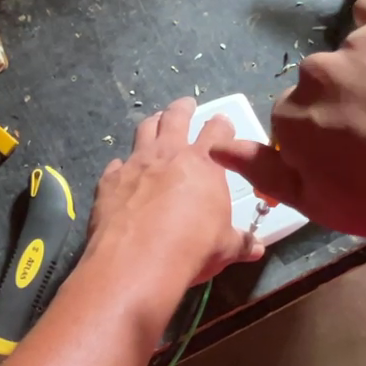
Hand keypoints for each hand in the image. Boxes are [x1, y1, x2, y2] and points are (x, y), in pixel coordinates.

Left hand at [84, 97, 263, 310]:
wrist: (137, 261)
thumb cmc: (192, 249)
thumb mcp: (224, 248)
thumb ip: (240, 243)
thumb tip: (257, 248)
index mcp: (203, 164)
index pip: (217, 132)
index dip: (222, 125)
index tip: (223, 122)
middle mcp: (168, 155)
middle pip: (176, 118)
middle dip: (183, 108)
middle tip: (187, 104)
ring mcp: (135, 165)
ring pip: (144, 131)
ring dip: (152, 124)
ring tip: (155, 122)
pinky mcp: (109, 182)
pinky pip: (116, 165)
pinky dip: (122, 165)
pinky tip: (122, 170)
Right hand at [208, 0, 365, 255]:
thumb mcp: (325, 207)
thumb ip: (266, 172)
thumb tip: (215, 147)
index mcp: (291, 121)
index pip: (290, 119)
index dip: (323, 138)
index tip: (358, 155)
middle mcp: (316, 74)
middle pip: (318, 83)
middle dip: (344, 102)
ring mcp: (360, 43)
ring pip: (350, 52)